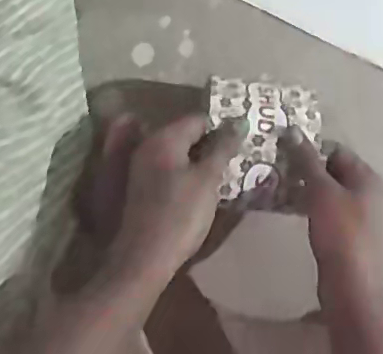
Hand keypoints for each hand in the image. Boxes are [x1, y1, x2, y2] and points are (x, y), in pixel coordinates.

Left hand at [106, 116, 242, 286]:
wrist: (142, 263)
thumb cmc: (180, 215)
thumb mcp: (208, 179)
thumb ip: (224, 147)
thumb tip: (239, 122)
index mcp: (165, 137)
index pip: (199, 119)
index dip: (222, 128)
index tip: (241, 143)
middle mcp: (149, 145)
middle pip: (187, 134)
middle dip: (211, 144)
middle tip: (235, 159)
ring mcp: (141, 167)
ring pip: (179, 153)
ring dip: (200, 161)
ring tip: (223, 175)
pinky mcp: (141, 188)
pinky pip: (169, 169)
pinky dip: (186, 173)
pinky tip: (201, 190)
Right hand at [281, 129, 382, 273]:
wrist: (352, 290)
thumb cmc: (341, 233)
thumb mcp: (321, 191)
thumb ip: (306, 160)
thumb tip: (292, 129)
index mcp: (366, 176)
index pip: (336, 150)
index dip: (311, 148)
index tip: (284, 151)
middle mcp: (366, 192)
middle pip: (332, 170)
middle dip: (306, 168)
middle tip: (278, 168)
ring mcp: (358, 215)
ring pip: (328, 192)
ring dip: (306, 188)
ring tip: (279, 186)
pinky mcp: (347, 236)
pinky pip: (326, 211)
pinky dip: (310, 207)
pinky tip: (290, 209)